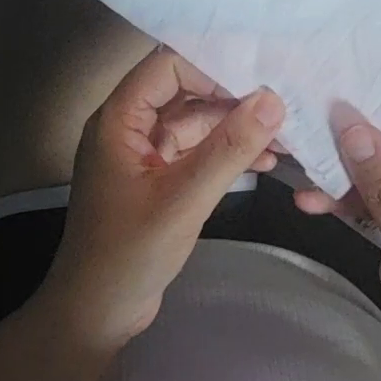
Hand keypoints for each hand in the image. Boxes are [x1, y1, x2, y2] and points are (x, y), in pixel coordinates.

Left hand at [33, 47, 285, 352]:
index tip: (260, 82)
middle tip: (283, 106)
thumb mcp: (184, 199)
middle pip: (184, 91)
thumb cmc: (129, 254)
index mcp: (118, 119)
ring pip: (194, 122)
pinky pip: (195, 151)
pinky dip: (226, 153)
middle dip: (232, 97)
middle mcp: (128, 127)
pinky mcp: (157, 179)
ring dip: (235, 127)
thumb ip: (228, 149)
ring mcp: (143, 153)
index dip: (212, 68)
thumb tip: (273, 100)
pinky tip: (264, 161)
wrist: (96, 314)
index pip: (166, 66)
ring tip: (285, 136)